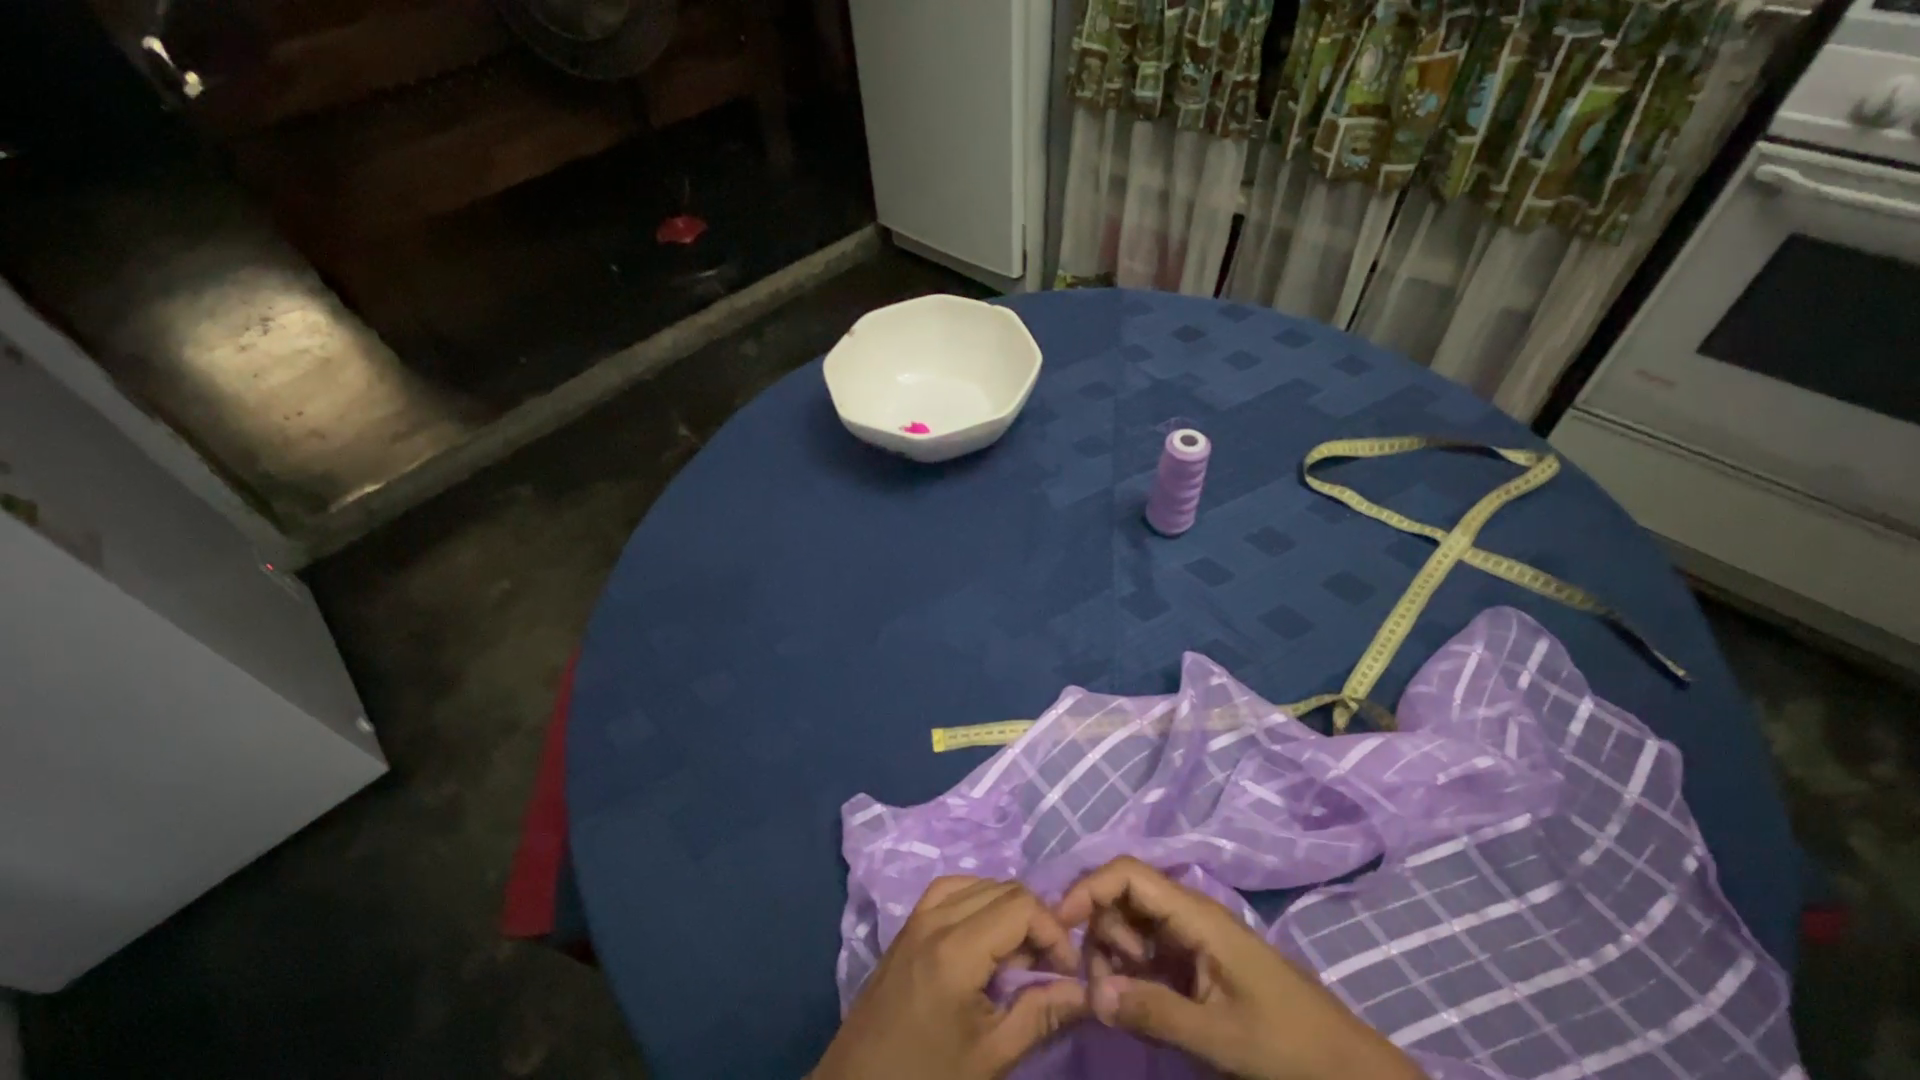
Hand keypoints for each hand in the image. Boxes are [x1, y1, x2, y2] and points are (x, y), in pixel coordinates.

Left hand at [811, 877, 1088, 1079]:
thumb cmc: (927, 1075)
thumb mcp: (991, 1055)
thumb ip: (1041, 1014)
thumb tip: (1086, 991)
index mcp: (956, 948)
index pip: (1022, 906)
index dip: (1055, 934)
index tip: (1065, 973)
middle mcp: (934, 920)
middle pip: (1002, 889)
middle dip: (1035, 921)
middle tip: (1047, 968)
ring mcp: (914, 921)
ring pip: (975, 884)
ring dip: (1006, 909)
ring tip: (1020, 953)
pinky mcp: (904, 930)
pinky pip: (946, 892)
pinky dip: (974, 900)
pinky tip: (984, 935)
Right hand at [1057, 857, 1423, 1079]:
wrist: (1345, 1068)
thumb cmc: (1287, 1044)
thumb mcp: (1219, 1036)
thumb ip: (1153, 1012)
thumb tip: (1090, 993)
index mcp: (1198, 916)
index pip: (1129, 873)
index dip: (1087, 889)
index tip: (1057, 928)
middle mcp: (1190, 916)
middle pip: (1122, 898)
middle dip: (1099, 935)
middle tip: (1105, 988)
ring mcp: (1192, 939)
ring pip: (1130, 926)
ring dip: (1113, 958)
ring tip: (1125, 1004)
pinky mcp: (1194, 964)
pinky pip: (1146, 953)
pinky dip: (1131, 974)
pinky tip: (1139, 1007)